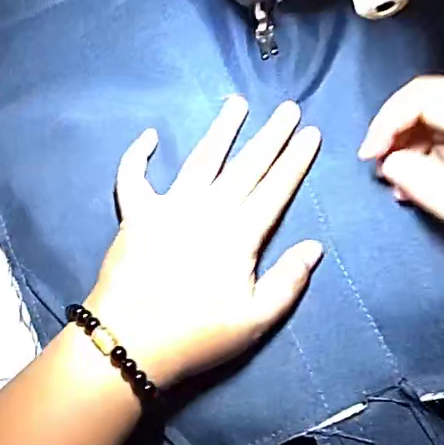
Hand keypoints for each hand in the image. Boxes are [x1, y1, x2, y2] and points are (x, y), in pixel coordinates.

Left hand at [85, 96, 324, 386]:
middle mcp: (207, 210)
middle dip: (271, 135)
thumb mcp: (255, 320)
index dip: (296, 160)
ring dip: (221, 129)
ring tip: (237, 103)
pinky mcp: (135, 215)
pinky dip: (138, 155)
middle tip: (288, 108)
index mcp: (239, 234)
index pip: (276, 188)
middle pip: (246, 165)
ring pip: (201, 159)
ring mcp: (168, 207)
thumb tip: (315, 247)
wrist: (128, 342)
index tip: (311, 133)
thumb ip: (287, 282)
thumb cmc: (197, 335)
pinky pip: (133, 177)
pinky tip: (150, 136)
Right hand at [358, 75, 443, 287]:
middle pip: (429, 102)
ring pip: (440, 121)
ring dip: (414, 149)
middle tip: (382, 171)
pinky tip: (424, 186)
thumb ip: (419, 179)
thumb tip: (389, 162)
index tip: (370, 159)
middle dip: (398, 134)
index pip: (422, 95)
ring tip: (402, 186)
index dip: (387, 123)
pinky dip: (434, 158)